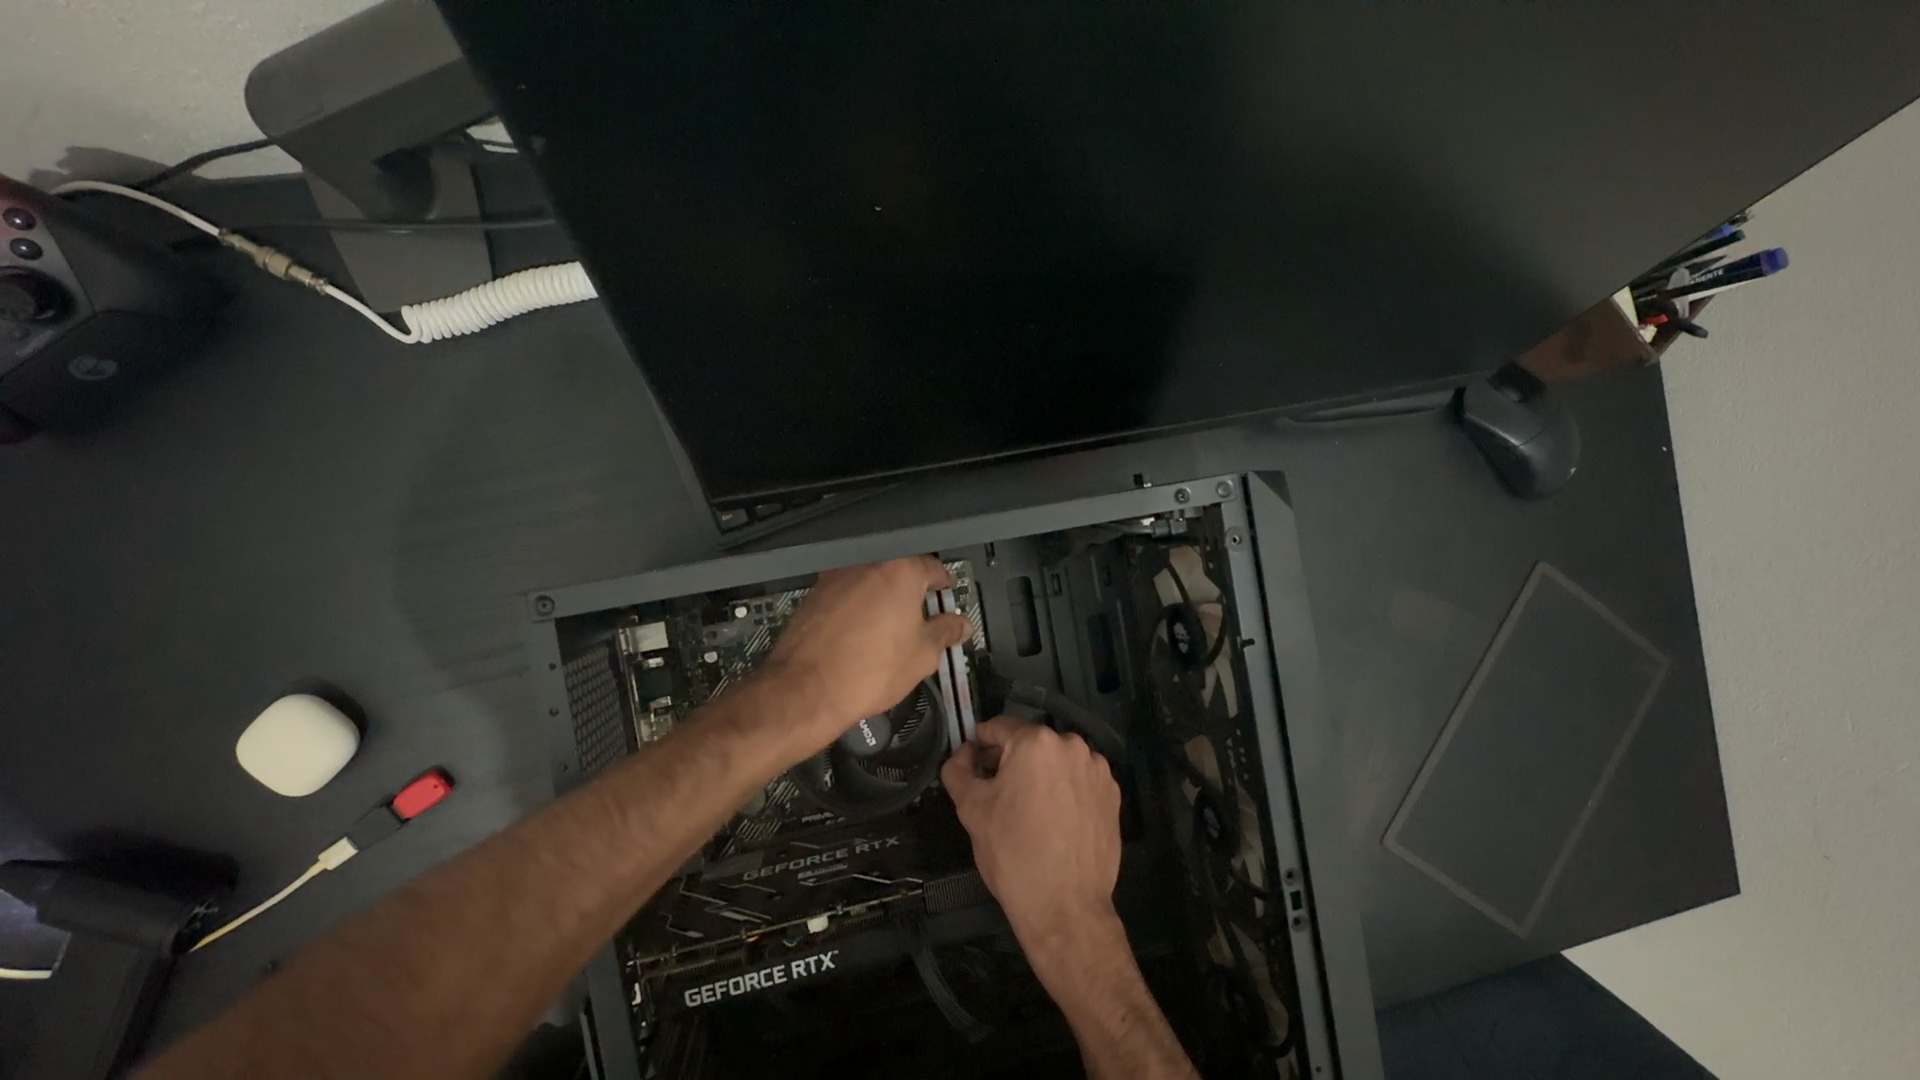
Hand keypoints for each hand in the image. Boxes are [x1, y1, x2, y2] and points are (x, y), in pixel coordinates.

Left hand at [760, 556, 972, 761]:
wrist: (807, 690)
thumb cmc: (869, 670)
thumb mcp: (923, 655)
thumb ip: (945, 632)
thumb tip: (960, 625)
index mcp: (901, 570)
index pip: (934, 569)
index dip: (945, 588)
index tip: (947, 602)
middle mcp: (867, 563)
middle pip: (900, 572)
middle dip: (913, 594)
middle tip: (921, 623)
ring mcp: (837, 576)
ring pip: (871, 582)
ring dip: (883, 600)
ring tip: (888, 634)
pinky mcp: (815, 593)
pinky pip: (847, 595)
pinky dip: (858, 609)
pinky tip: (860, 637)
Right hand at [942, 717, 1122, 947]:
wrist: (1065, 907)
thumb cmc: (1013, 853)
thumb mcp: (971, 809)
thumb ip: (958, 770)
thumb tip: (964, 753)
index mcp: (1036, 742)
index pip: (998, 728)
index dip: (979, 746)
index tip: (972, 767)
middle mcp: (1072, 745)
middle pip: (1030, 744)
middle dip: (1010, 763)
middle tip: (996, 796)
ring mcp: (1097, 770)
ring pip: (1056, 762)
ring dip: (1039, 776)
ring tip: (1027, 813)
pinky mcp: (1113, 795)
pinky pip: (1078, 782)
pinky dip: (1064, 792)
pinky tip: (1054, 822)